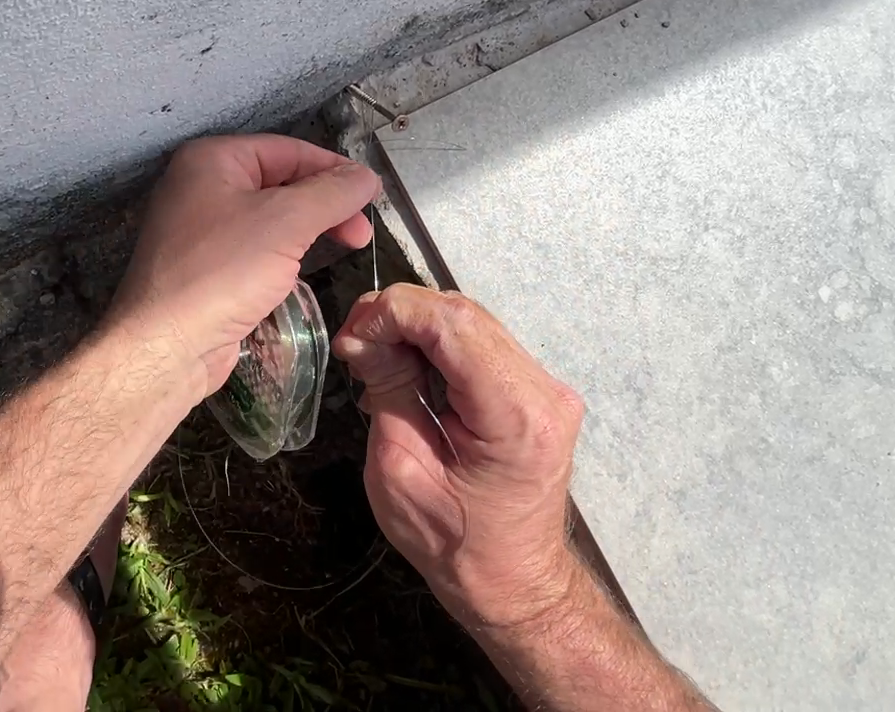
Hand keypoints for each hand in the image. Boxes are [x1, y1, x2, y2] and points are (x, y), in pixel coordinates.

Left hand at [108, 134, 377, 398]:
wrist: (166, 346)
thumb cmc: (222, 272)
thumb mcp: (286, 223)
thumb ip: (331, 194)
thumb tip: (366, 176)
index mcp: (211, 159)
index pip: (288, 150)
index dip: (334, 169)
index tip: (372, 194)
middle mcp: (200, 186)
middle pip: (279, 182)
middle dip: (324, 204)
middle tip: (361, 232)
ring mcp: (200, 229)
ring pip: (269, 217)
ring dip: (307, 229)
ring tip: (344, 247)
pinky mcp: (205, 266)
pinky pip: (254, 247)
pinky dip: (282, 253)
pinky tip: (301, 271)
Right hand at [333, 284, 585, 631]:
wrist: (514, 582)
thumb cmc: (452, 542)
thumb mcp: (399, 467)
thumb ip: (388, 387)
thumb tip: (362, 335)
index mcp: (515, 414)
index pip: (451, 323)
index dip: (392, 314)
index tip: (349, 339)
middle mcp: (542, 388)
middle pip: (461, 313)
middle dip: (396, 314)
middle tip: (353, 343)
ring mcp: (546, 384)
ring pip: (468, 318)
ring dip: (412, 323)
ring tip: (371, 350)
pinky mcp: (536, 387)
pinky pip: (477, 339)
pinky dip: (432, 339)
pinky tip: (404, 359)